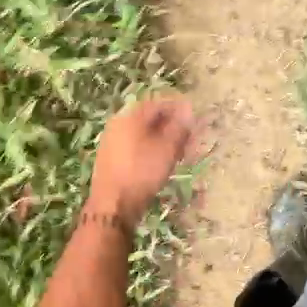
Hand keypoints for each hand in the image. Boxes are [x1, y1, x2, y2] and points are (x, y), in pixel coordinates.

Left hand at [85, 97, 197, 222]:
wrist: (113, 203)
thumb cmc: (143, 172)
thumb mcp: (168, 148)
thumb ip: (179, 126)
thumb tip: (188, 109)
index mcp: (131, 116)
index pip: (159, 103)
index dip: (179, 109)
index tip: (195, 121)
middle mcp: (118, 123)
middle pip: (150, 117)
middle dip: (172, 125)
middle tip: (190, 138)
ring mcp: (112, 139)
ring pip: (143, 132)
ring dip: (163, 138)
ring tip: (179, 152)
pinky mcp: (111, 155)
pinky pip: (136, 143)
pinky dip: (151, 147)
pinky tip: (161, 161)